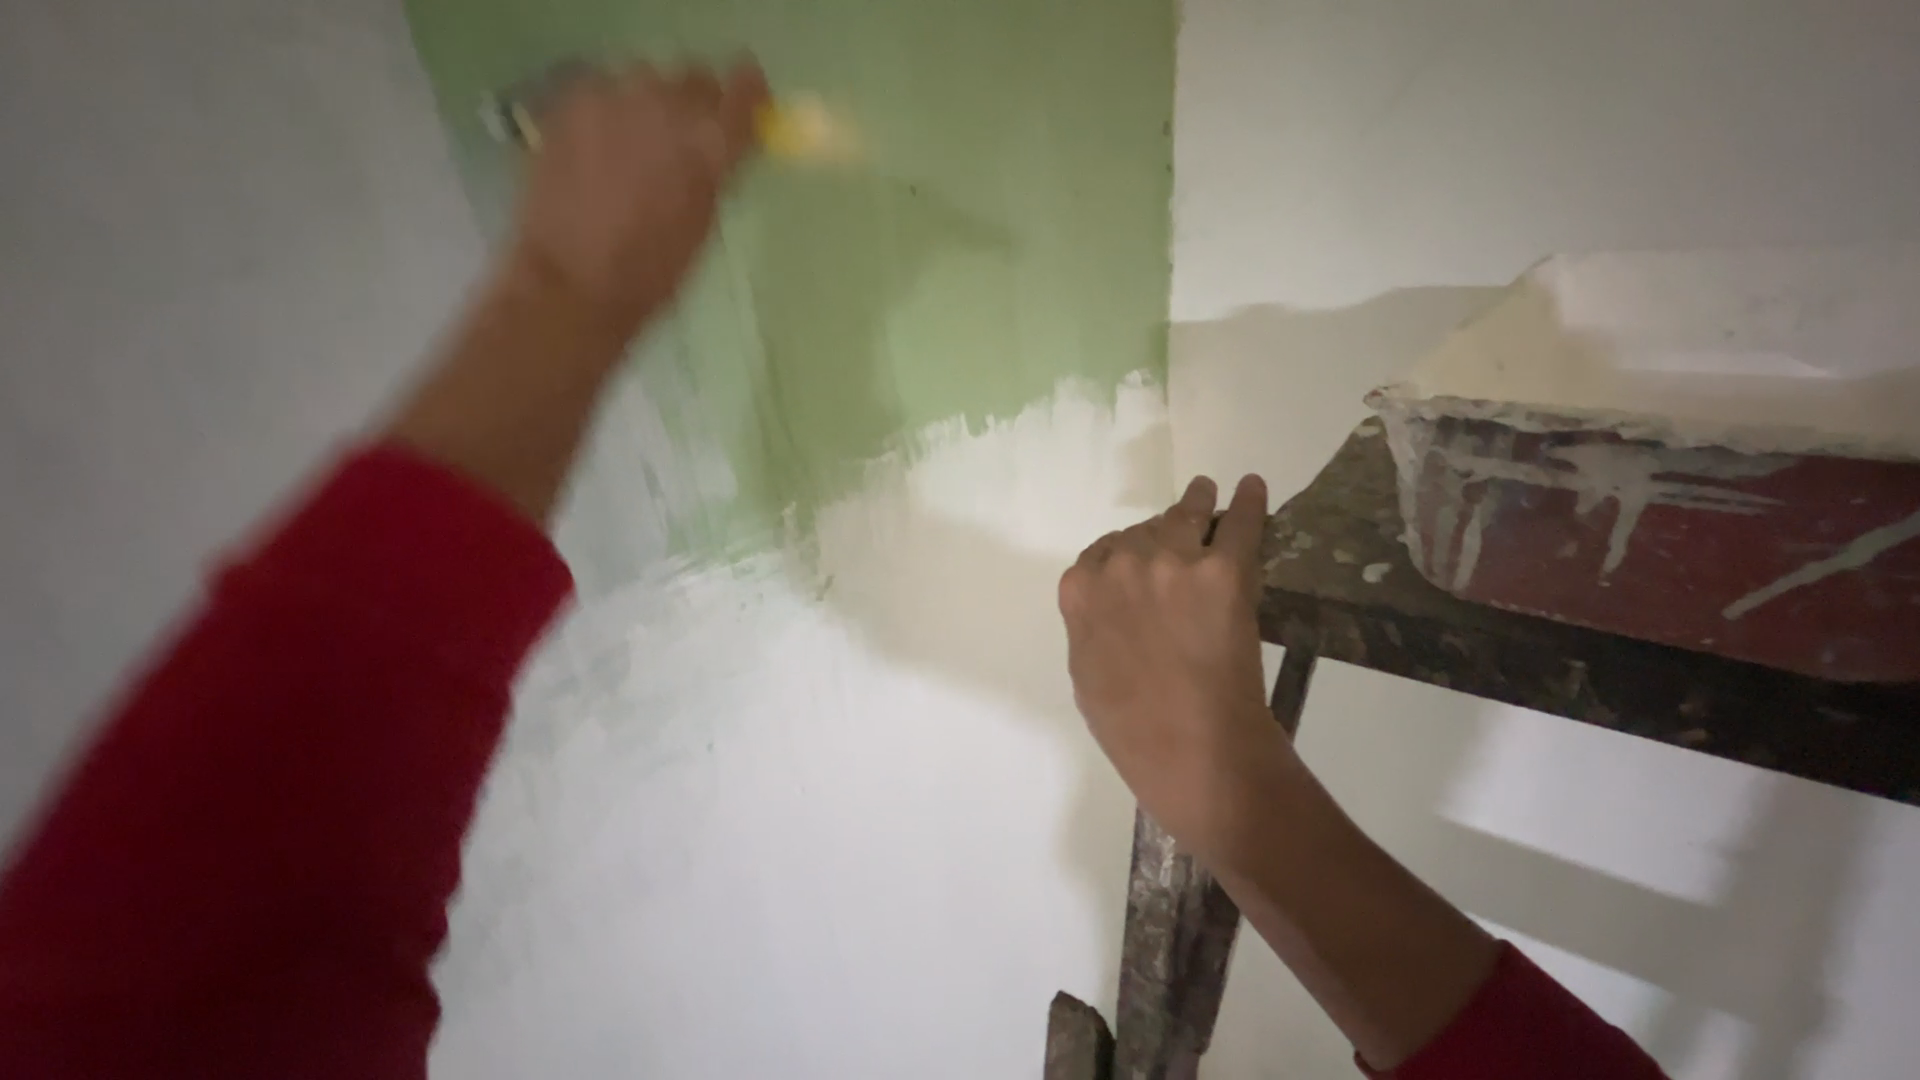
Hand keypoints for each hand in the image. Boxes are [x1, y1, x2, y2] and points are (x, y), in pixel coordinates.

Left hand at [506, 60, 769, 337]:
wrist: (573, 280)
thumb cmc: (652, 271)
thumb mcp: (704, 222)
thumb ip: (716, 172)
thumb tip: (721, 147)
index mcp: (709, 143)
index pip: (745, 87)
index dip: (749, 96)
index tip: (748, 108)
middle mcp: (664, 104)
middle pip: (694, 78)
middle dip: (698, 103)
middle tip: (688, 139)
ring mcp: (612, 97)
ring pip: (646, 78)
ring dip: (652, 104)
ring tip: (640, 145)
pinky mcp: (569, 101)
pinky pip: (603, 89)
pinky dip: (612, 111)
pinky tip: (603, 149)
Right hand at [1059, 474, 1277, 857]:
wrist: (1192, 752)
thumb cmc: (1129, 728)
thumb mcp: (1085, 674)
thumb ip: (1092, 626)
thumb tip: (1111, 609)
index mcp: (1080, 590)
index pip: (1099, 553)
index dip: (1122, 557)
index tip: (1136, 562)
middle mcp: (1122, 563)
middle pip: (1142, 532)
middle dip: (1158, 537)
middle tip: (1176, 541)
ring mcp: (1174, 561)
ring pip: (1187, 515)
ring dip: (1197, 503)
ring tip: (1206, 492)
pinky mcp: (1225, 571)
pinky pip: (1240, 523)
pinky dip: (1250, 502)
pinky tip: (1253, 485)